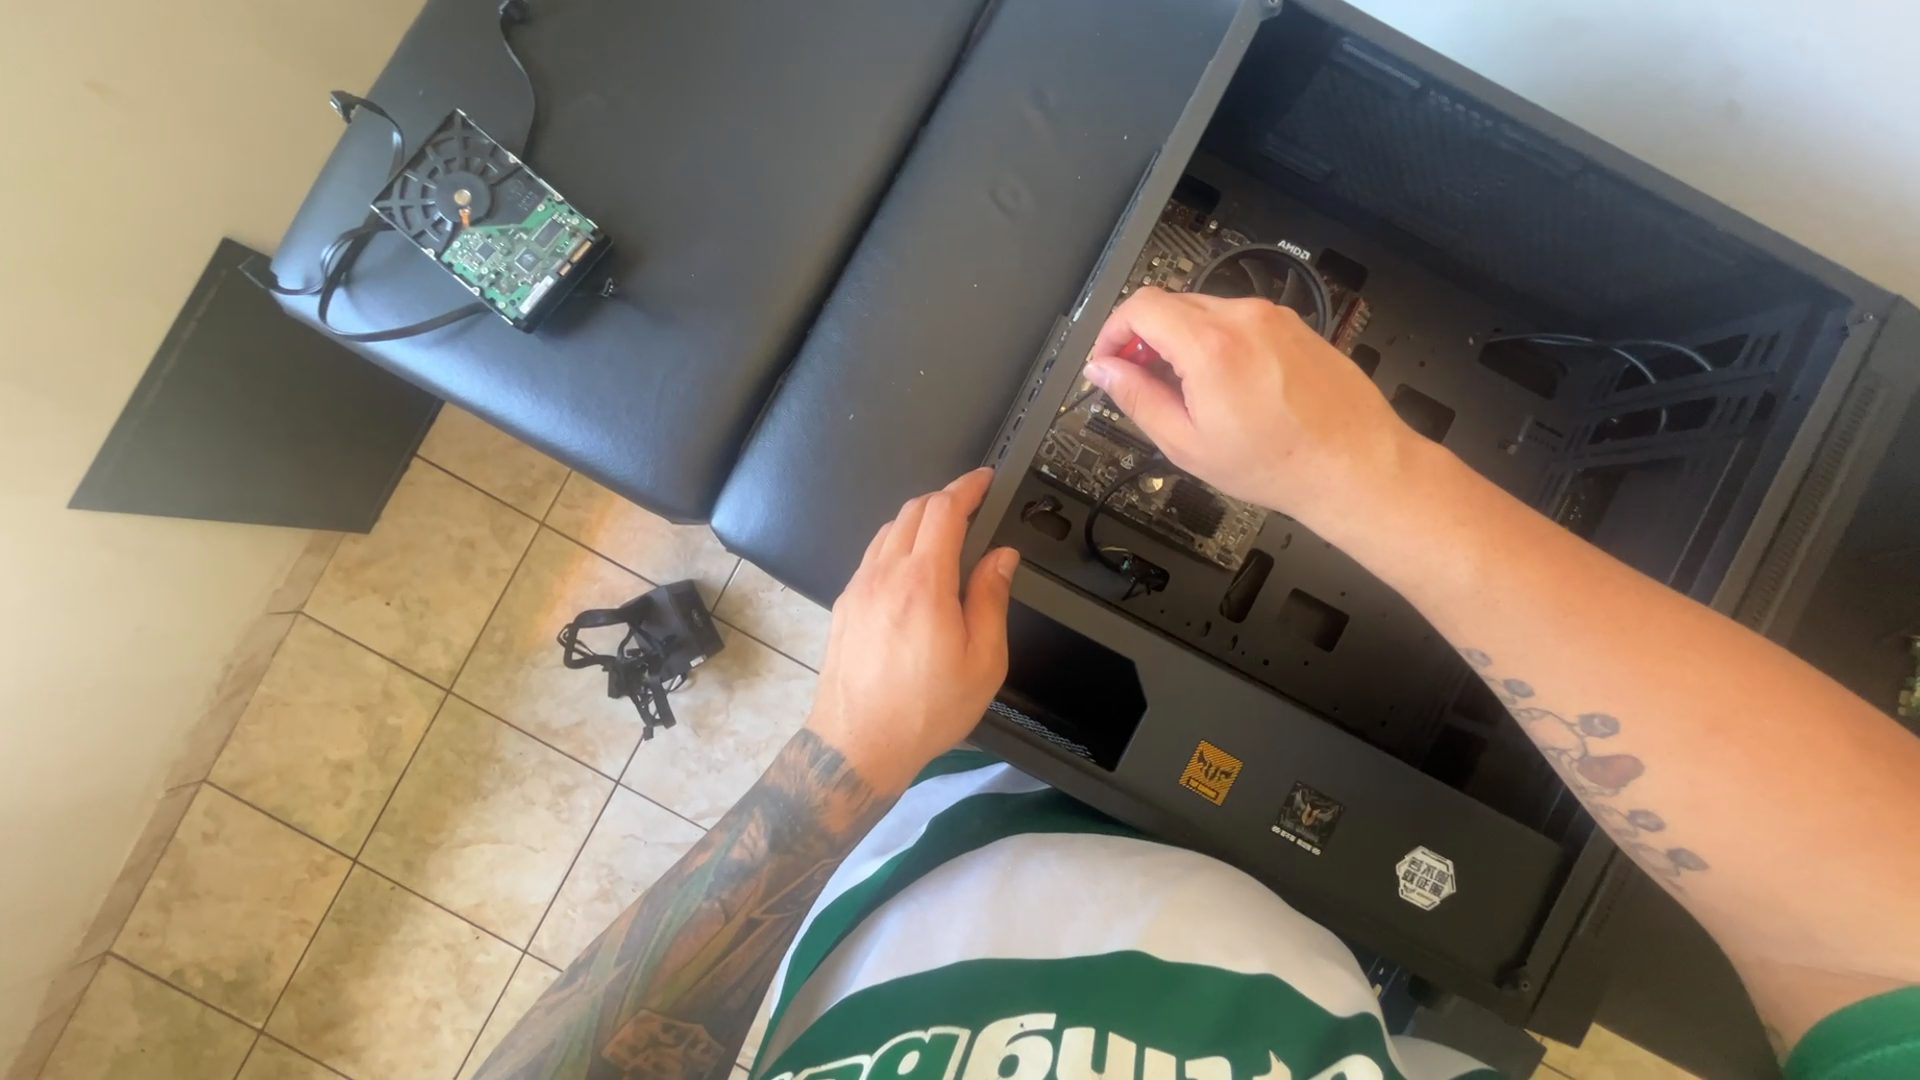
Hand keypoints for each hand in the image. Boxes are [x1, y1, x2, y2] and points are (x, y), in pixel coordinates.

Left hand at [806, 468, 1019, 795]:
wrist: (857, 745)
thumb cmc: (925, 710)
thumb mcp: (982, 661)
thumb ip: (992, 599)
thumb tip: (1002, 557)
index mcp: (924, 584)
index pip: (944, 511)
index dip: (968, 487)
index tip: (985, 480)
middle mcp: (885, 575)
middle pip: (913, 510)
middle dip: (946, 497)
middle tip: (972, 503)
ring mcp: (859, 588)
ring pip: (889, 530)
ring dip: (919, 518)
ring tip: (946, 531)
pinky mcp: (845, 605)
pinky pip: (873, 555)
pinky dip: (897, 543)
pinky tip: (912, 565)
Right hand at [1081, 288, 1415, 527]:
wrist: (1353, 464)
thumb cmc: (1279, 462)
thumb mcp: (1186, 443)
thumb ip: (1136, 399)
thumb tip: (1103, 371)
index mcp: (1211, 346)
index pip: (1140, 307)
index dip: (1112, 332)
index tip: (1107, 360)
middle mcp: (1244, 319)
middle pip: (1169, 304)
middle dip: (1142, 338)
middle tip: (1137, 380)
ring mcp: (1273, 318)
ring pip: (1202, 311)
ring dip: (1178, 340)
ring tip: (1183, 390)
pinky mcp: (1292, 325)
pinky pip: (1236, 321)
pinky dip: (1213, 342)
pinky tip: (1220, 385)